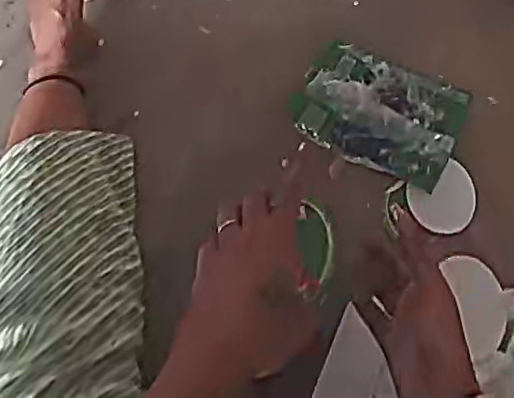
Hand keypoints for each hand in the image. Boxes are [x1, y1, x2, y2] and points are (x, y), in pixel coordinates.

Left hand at [166, 175, 319, 385]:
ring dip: (238, 211)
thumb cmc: (264, 330)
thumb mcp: (301, 322)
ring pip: (228, 213)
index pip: (291, 195)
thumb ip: (309, 307)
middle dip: (265, 195)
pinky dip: (216, 241)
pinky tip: (220, 249)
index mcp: (279, 235)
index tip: (301, 161)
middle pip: (255, 197)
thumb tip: (311, 311)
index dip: (297, 176)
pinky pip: (209, 242)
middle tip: (273, 199)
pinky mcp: (202, 269)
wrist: (216, 353)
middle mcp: (250, 233)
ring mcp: (222, 249)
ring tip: (245, 215)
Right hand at [356, 211, 480, 397]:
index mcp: (430, 280)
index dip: (397, 231)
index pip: (411, 248)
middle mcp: (416, 296)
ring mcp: (402, 317)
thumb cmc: (442, 340)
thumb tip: (407, 217)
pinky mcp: (389, 337)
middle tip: (358, 232)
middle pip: (393, 267)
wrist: (438, 389)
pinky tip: (349, 290)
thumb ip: (417, 251)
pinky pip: (372, 313)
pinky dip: (360, 301)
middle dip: (377, 250)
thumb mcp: (431, 286)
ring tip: (348, 254)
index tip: (382, 212)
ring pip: (380, 288)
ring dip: (366, 273)